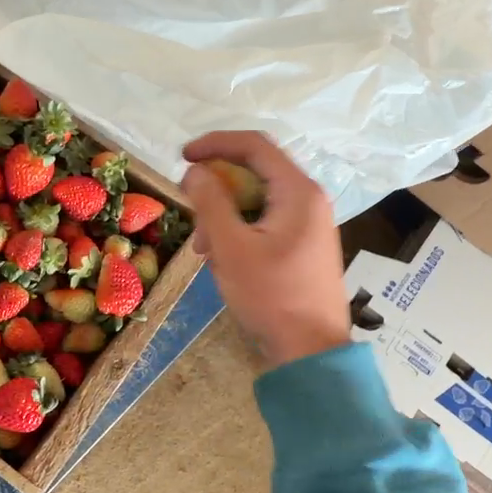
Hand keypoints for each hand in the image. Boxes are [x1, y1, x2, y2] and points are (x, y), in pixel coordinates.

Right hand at [181, 132, 349, 369]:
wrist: (310, 348)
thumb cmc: (271, 295)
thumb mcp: (231, 247)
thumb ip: (210, 203)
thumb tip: (194, 171)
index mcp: (298, 192)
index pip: (254, 146)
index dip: (215, 144)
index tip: (182, 157)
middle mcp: (309, 199)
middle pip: (254, 172)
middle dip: (216, 189)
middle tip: (192, 217)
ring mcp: (308, 222)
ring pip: (256, 199)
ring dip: (223, 214)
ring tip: (205, 249)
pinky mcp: (302, 244)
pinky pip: (264, 221)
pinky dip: (238, 229)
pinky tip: (222, 258)